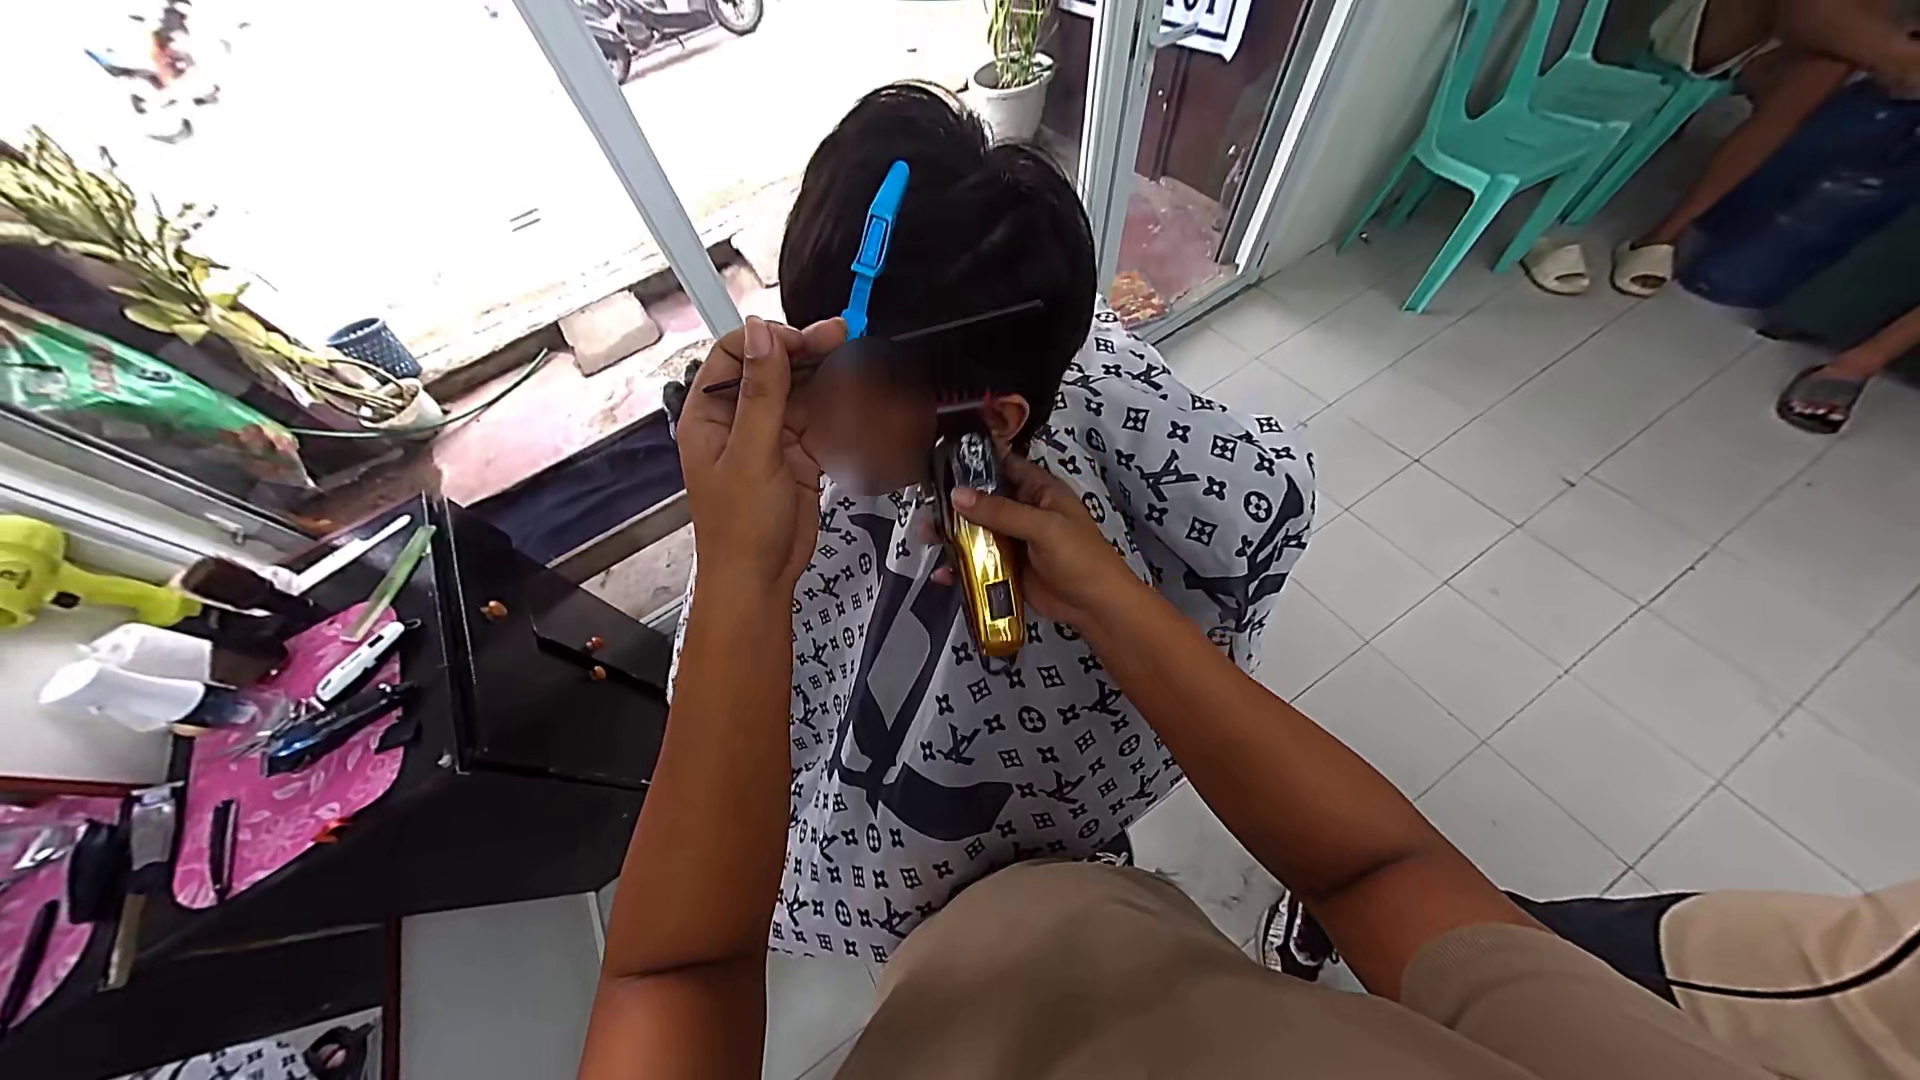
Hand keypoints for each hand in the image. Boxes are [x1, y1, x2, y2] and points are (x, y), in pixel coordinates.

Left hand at [678, 315, 846, 595]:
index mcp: (710, 415)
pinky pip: (819, 424)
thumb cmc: (738, 530)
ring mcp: (770, 439)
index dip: (769, 341)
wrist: (760, 578)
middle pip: (774, 371)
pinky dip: (837, 414)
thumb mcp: (751, 455)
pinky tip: (855, 403)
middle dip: (807, 354)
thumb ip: (760, 393)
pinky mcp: (797, 458)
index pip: (735, 355)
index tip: (803, 340)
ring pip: (801, 395)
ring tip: (856, 364)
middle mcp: (739, 422)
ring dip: (827, 381)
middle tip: (841, 338)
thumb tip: (760, 337)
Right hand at [945, 455, 1145, 629]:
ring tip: (926, 537)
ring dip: (952, 535)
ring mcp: (1014, 541)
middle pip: (983, 502)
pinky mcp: (1007, 568)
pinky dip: (960, 567)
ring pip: (976, 532)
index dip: (976, 464)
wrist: (1095, 606)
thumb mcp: (1043, 528)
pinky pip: (978, 562)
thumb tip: (957, 495)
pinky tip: (944, 573)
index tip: (943, 464)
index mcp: (1040, 492)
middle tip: (926, 508)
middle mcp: (1024, 512)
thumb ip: (1001, 511)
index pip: (1004, 467)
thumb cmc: (1080, 558)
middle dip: (955, 505)